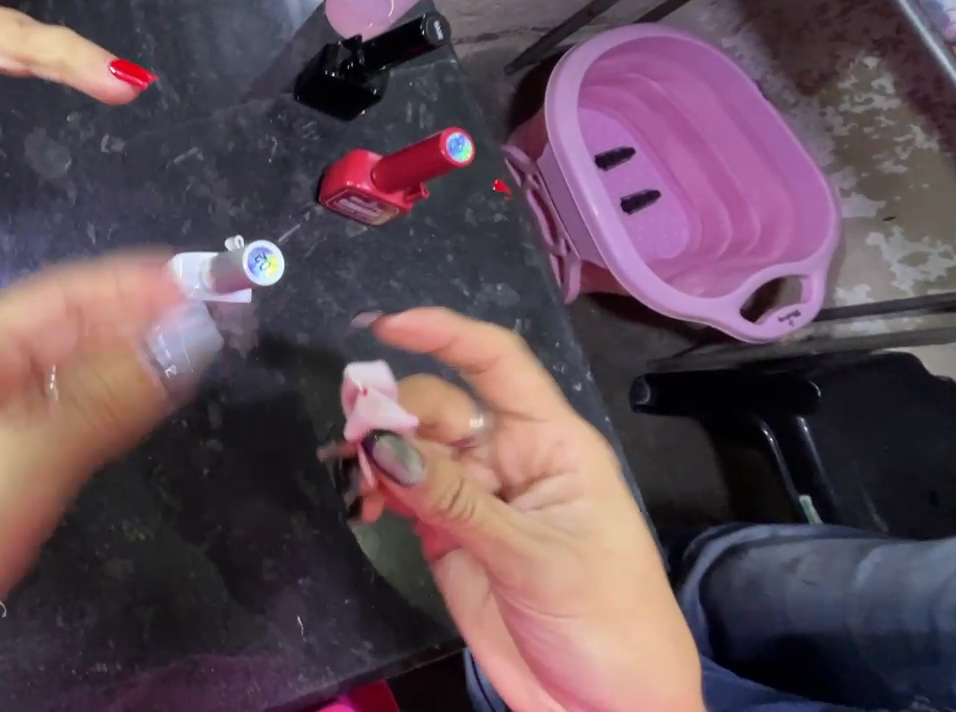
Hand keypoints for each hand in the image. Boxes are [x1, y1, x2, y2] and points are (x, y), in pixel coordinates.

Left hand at [0, 254, 218, 710]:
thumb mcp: (18, 459)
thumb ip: (102, 400)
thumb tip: (184, 343)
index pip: (62, 296)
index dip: (130, 283)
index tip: (196, 277)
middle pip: (73, 326)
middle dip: (139, 314)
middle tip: (212, 307)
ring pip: (78, 366)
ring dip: (133, 352)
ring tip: (196, 338)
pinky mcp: (15, 454)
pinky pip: (75, 408)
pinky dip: (118, 395)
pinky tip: (154, 387)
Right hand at [353, 309, 702, 711]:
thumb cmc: (607, 627)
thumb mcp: (538, 561)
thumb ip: (456, 501)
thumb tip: (380, 445)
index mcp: (549, 442)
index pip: (496, 363)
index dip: (444, 333)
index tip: (385, 327)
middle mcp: (504, 451)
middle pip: (434, 403)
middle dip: (391, 411)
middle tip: (355, 436)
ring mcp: (469, 487)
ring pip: (405, 442)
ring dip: (371, 450)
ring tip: (349, 476)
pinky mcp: (440, 523)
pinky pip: (393, 485)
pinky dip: (368, 487)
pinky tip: (358, 506)